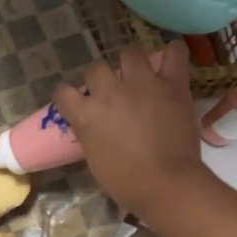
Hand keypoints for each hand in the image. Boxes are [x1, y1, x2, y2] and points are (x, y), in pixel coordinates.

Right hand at [53, 42, 212, 218]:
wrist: (165, 184)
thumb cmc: (125, 182)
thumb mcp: (94, 158)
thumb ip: (90, 133)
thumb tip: (94, 125)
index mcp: (85, 114)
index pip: (62, 91)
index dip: (67, 95)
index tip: (73, 100)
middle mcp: (108, 92)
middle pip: (95, 67)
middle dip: (100, 77)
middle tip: (110, 89)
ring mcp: (141, 84)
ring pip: (129, 52)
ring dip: (130, 61)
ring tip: (136, 72)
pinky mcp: (171, 84)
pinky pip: (174, 54)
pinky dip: (172, 52)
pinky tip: (170, 57)